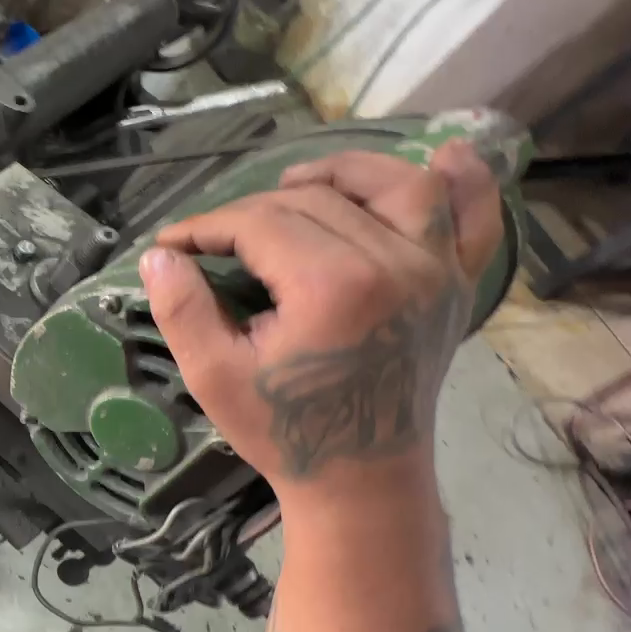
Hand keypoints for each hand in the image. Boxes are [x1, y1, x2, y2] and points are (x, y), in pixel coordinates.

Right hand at [138, 141, 502, 511]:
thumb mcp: (210, 374)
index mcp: (331, 286)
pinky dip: (463, 180)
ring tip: (295, 180)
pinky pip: (474, 216)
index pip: (260, 223)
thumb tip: (157, 258)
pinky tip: (442, 157)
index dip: (204, 226)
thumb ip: (182, 310)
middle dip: (248, 210)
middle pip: (315, 201)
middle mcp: (395, 262)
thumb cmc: (277, 427)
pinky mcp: (456, 284)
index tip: (168, 243)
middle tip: (206, 238)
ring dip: (342, 172)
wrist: (358, 473)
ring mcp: (435, 270)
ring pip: (396, 186)